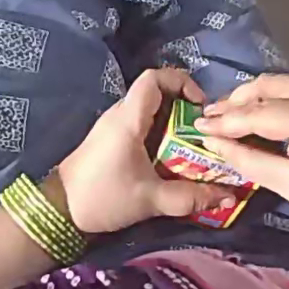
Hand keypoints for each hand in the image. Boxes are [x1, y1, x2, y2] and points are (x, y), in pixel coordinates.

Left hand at [56, 67, 235, 234]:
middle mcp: (119, 114)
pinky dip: (158, 133)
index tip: (199, 106)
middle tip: (202, 132)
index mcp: (128, 119)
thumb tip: (229, 196)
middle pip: (156, 93)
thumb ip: (191, 197)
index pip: (154, 78)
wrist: (60, 210)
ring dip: (172, 122)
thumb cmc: (103, 197)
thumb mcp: (152, 199)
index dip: (181, 82)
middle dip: (183, 107)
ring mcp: (112, 126)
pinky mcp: (109, 139)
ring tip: (192, 146)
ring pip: (148, 110)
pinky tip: (170, 157)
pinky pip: (140, 124)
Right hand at [194, 74, 288, 240]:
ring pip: (280, 82)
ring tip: (225, 114)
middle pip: (269, 86)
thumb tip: (213, 144)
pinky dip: (270, 96)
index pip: (260, 113)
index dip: (226, 121)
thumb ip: (249, 160)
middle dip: (235, 101)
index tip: (197, 126)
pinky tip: (253, 112)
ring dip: (251, 95)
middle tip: (209, 117)